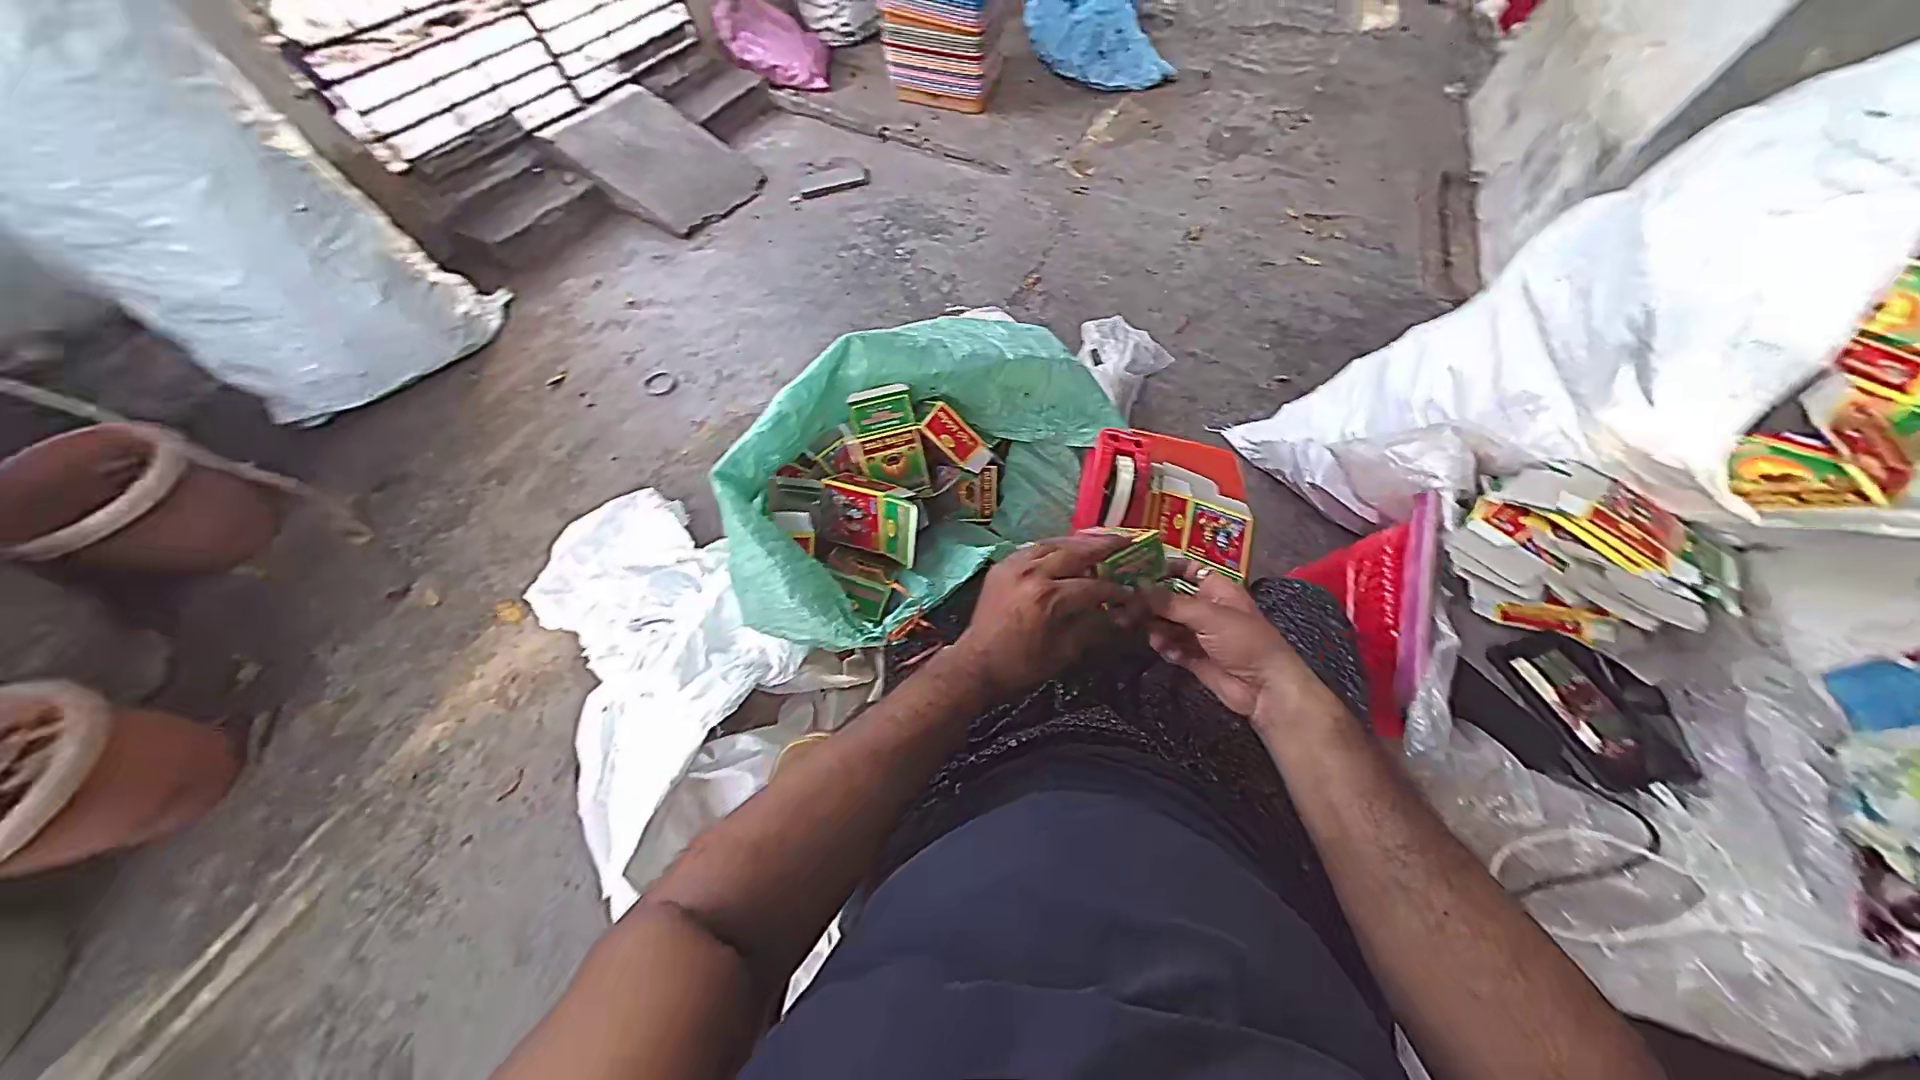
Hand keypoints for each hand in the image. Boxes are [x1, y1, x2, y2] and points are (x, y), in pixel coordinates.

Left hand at [946, 532, 1139, 700]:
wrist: (977, 665)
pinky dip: (1054, 546)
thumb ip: (1091, 625)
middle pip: (1075, 552)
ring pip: (1054, 544)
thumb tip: (1116, 611)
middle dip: (1104, 546)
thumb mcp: (1064, 651)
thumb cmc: (1022, 665)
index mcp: (1048, 597)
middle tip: (1127, 540)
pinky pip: (1034, 548)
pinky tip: (1067, 548)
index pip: (1093, 586)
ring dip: (1080, 542)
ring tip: (1101, 539)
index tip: (1130, 592)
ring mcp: (1014, 565)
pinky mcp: (1002, 566)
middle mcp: (1032, 573)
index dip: (1115, 590)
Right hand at [1144, 563, 1347, 727]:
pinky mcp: (1193, 656)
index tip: (1134, 572)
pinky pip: (1169, 645)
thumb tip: (1137, 588)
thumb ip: (1170, 602)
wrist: (1264, 690)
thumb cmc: (1244, 641)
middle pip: (1169, 598)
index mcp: (1216, 589)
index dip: (1162, 569)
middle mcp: (1205, 608)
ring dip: (1153, 626)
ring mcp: (1199, 633)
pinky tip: (1165, 650)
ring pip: (1165, 623)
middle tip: (1122, 606)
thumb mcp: (1208, 615)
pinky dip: (1164, 646)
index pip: (1185, 569)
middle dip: (1148, 602)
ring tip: (1143, 631)